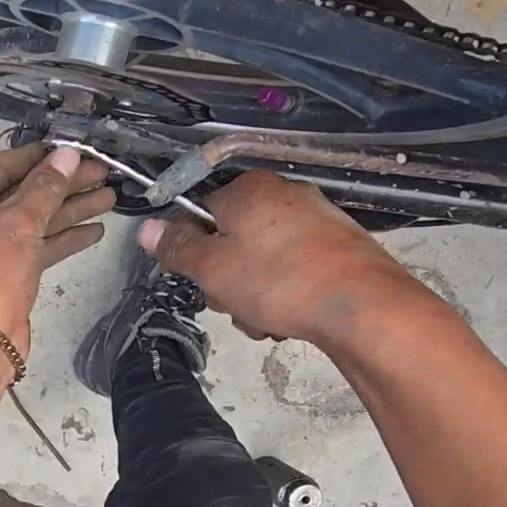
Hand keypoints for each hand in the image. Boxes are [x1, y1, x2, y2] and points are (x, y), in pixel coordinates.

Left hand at [0, 144, 114, 359]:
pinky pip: (37, 246)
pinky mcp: (7, 273)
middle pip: (22, 193)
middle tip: (103, 171)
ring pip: (34, 221)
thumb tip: (68, 155)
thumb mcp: (20, 223)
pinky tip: (95, 230)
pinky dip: (63, 238)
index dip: (39, 156)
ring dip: (70, 209)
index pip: (2, 166)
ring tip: (110, 197)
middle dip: (63, 184)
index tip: (73, 148)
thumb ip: (45, 187)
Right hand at [139, 170, 430, 346]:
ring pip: (257, 261)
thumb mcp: (211, 268)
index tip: (196, 278)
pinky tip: (286, 316)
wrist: (359, 306)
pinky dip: (280, 294)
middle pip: (229, 240)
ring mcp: (314, 221)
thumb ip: (176, 248)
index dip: (189, 250)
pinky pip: (289, 270)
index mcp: (249, 191)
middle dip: (223, 278)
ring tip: (262, 316)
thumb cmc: (276, 281)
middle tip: (230, 301)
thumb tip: (147, 228)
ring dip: (249, 294)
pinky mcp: (335, 248)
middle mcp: (283, 195)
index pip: (197, 213)